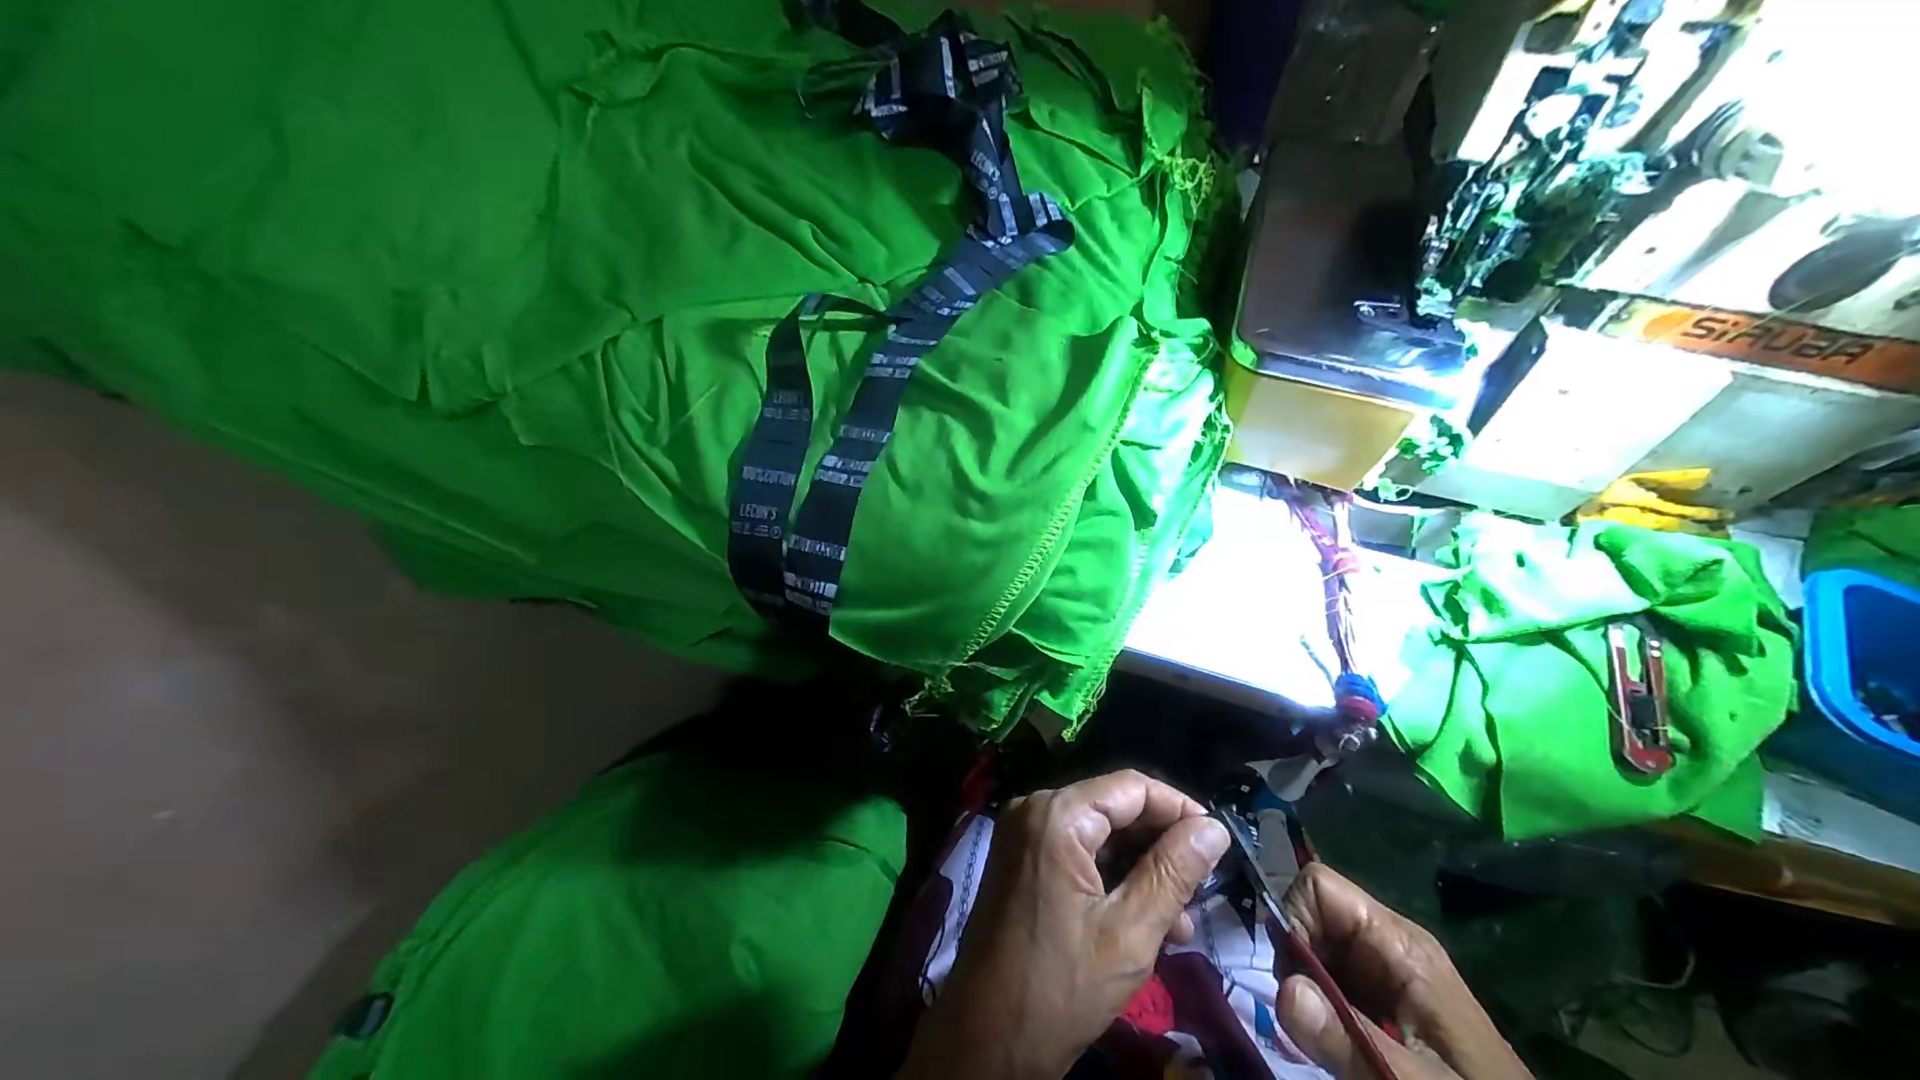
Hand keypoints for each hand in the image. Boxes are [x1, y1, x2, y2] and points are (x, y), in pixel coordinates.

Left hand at [897, 770, 1230, 1079]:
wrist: (984, 1039)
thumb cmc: (1059, 988)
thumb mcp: (1130, 933)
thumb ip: (1174, 872)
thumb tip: (1214, 827)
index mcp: (1056, 815)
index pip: (1133, 787)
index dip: (1180, 809)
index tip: (1217, 844)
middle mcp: (1034, 810)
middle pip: (1115, 808)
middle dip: (1161, 847)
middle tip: (1200, 892)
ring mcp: (1022, 835)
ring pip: (1100, 833)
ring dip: (1141, 869)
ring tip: (1180, 923)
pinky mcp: (1020, 860)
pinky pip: (1077, 851)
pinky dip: (1111, 877)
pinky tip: (1144, 920)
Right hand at [1278, 863, 1532, 1079]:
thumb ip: (1349, 1040)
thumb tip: (1283, 990)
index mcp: (1402, 944)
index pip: (1321, 887)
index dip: (1293, 920)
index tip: (1292, 979)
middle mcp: (1389, 944)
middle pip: (1313, 917)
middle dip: (1294, 961)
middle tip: (1301, 1021)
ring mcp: (1386, 971)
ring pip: (1316, 949)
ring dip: (1303, 988)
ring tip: (1313, 1041)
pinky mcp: (1383, 999)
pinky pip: (1331, 979)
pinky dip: (1317, 1006)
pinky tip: (1329, 1044)